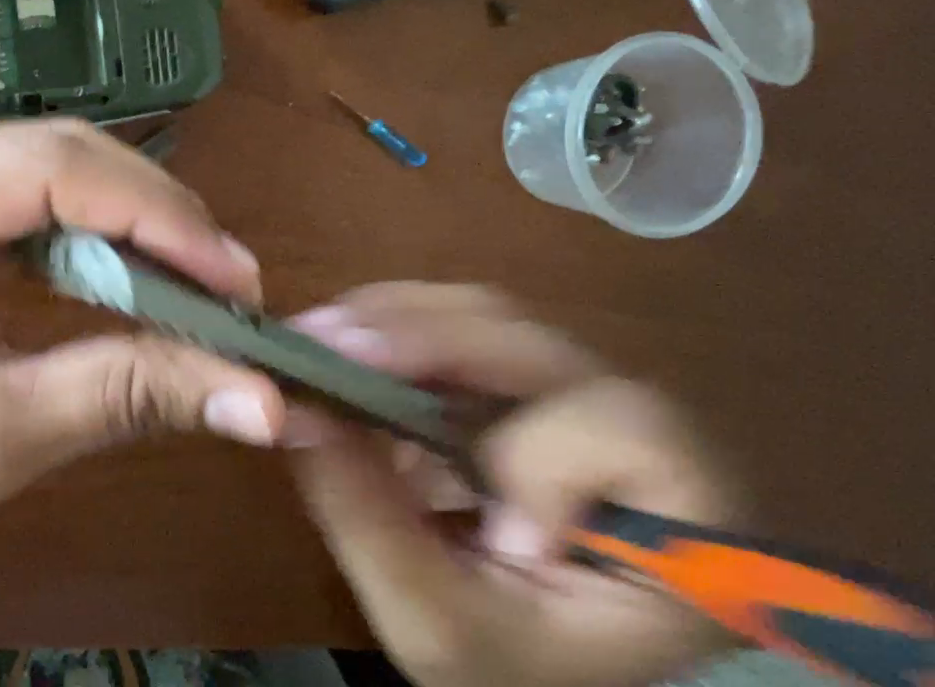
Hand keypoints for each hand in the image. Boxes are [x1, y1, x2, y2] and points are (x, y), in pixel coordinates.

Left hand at [0, 119, 295, 541]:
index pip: (44, 168)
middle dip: (152, 213)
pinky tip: (138, 281)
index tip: (234, 279)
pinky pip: (33, 207)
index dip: (152, 212)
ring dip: (132, 223)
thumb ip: (123, 395)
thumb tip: (262, 400)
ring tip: (201, 284)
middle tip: (231, 286)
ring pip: (52, 172)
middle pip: (54, 153)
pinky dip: (95, 241)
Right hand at [285, 284, 738, 686]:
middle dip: (425, 339)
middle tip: (325, 344)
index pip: (626, 432)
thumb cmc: (505, 664)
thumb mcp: (438, 624)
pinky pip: (457, 327)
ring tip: (317, 338)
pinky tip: (340, 345)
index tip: (487, 527)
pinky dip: (391, 327)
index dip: (540, 455)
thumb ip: (369, 520)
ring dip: (396, 320)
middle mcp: (639, 433)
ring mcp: (572, 396)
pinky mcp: (514, 384)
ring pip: (492, 319)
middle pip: (540, 348)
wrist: (521, 661)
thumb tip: (293, 409)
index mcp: (676, 518)